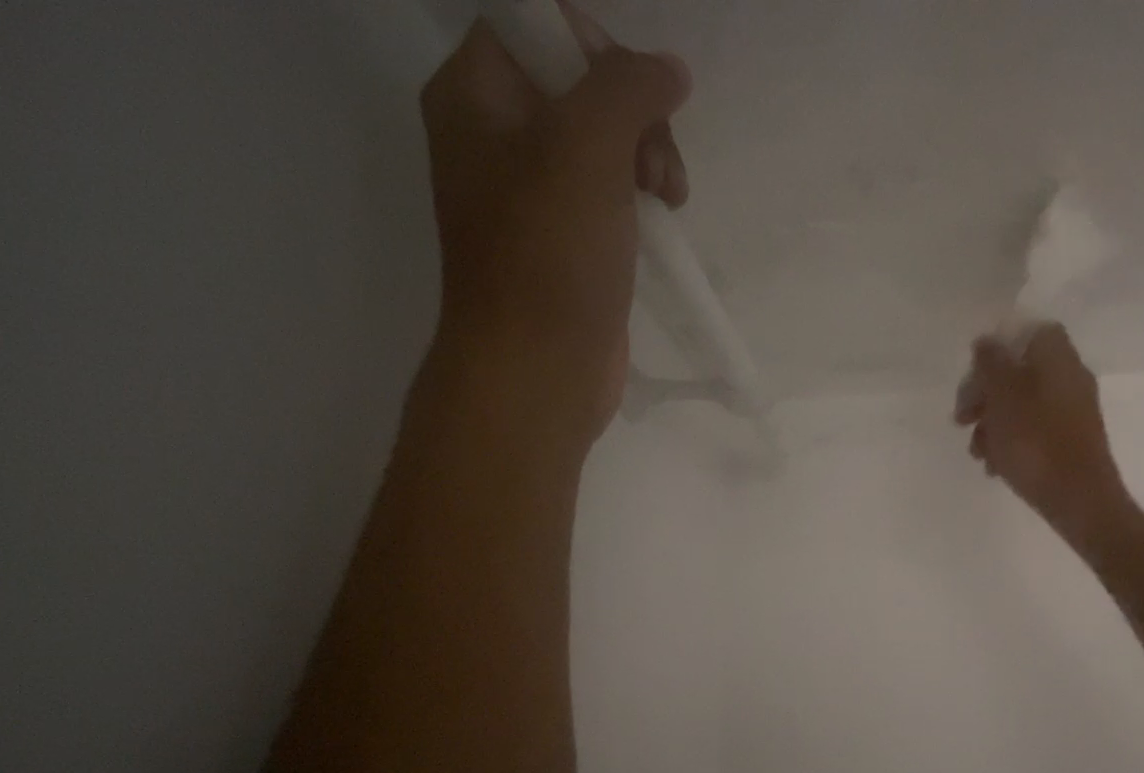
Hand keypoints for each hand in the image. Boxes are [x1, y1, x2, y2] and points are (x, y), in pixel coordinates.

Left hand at [419, 2, 690, 451]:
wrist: (539, 368)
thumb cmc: (549, 256)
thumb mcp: (585, 149)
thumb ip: (626, 88)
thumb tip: (668, 69)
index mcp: (475, 95)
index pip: (535, 23)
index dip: (594, 47)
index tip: (633, 98)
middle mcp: (497, 132)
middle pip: (581, 78)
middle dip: (636, 113)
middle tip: (654, 168)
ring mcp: (534, 187)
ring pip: (608, 135)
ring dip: (651, 156)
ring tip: (668, 201)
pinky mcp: (568, 233)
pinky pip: (614, 185)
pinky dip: (645, 195)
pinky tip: (664, 220)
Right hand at [954, 324, 1130, 539]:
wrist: (1080, 502)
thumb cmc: (1036, 443)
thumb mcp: (1003, 397)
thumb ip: (991, 364)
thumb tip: (986, 342)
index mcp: (1058, 357)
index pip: (1028, 332)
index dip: (997, 349)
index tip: (973, 374)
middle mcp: (1070, 377)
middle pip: (1020, 371)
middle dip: (986, 393)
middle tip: (961, 418)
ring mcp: (1073, 412)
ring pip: (1023, 404)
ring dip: (994, 423)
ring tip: (977, 452)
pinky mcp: (1071, 442)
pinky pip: (1035, 431)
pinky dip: (1012, 443)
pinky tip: (995, 467)